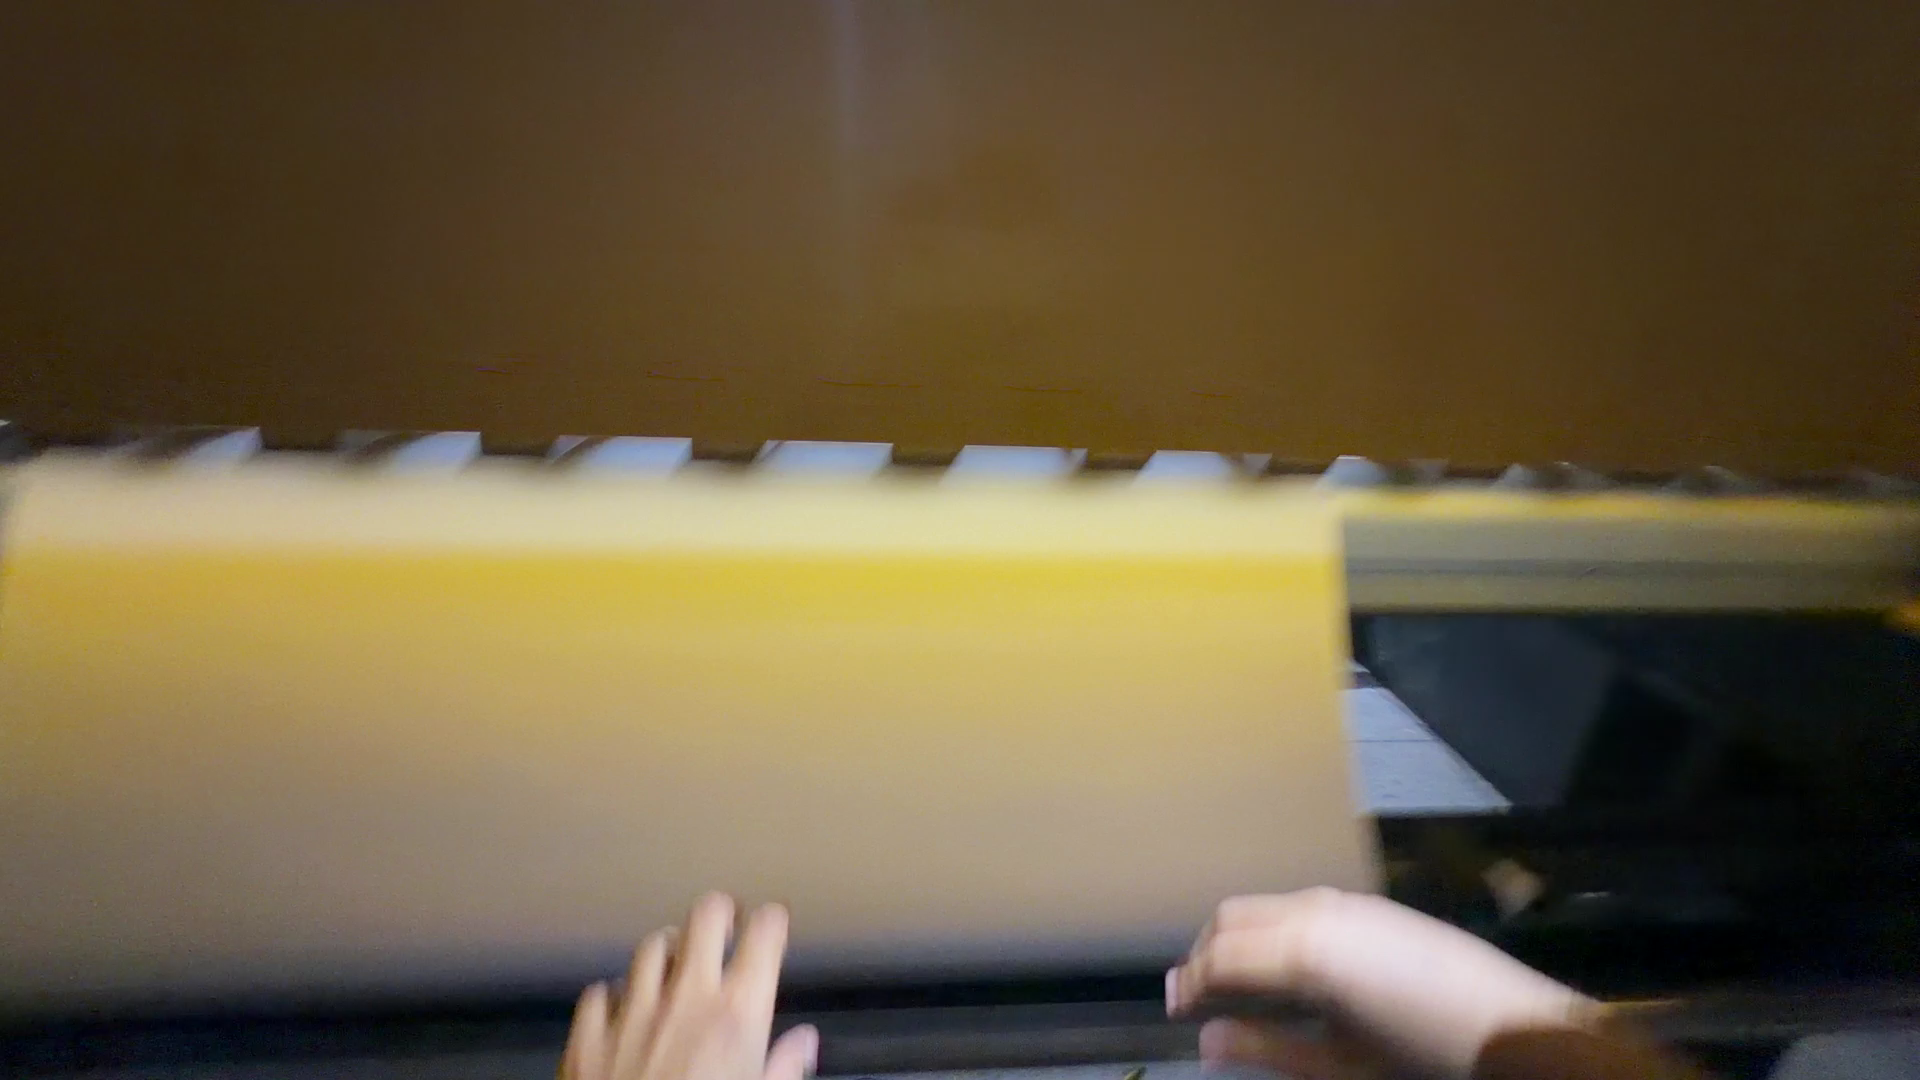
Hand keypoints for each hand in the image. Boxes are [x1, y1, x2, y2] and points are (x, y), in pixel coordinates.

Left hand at [561, 893, 818, 1079]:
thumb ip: (784, 1067)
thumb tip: (802, 1045)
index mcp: (737, 1013)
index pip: (766, 930)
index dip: (774, 920)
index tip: (774, 926)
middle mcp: (687, 1000)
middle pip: (706, 914)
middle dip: (721, 913)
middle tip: (726, 928)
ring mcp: (633, 1016)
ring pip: (652, 946)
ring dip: (668, 951)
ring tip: (676, 963)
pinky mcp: (588, 1043)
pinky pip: (599, 994)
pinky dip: (614, 996)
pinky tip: (623, 1008)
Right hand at [1167, 888, 1592, 1079]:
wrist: (1523, 1035)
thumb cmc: (1426, 1063)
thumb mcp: (1342, 1066)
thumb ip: (1269, 1047)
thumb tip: (1206, 1041)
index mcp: (1305, 950)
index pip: (1224, 954)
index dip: (1191, 980)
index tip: (1173, 1007)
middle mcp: (1312, 911)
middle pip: (1232, 917)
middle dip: (1205, 952)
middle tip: (1196, 993)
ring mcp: (1339, 902)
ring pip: (1261, 906)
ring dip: (1234, 937)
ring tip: (1232, 978)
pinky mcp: (1363, 904)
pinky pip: (1294, 906)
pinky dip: (1268, 929)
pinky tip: (1281, 963)